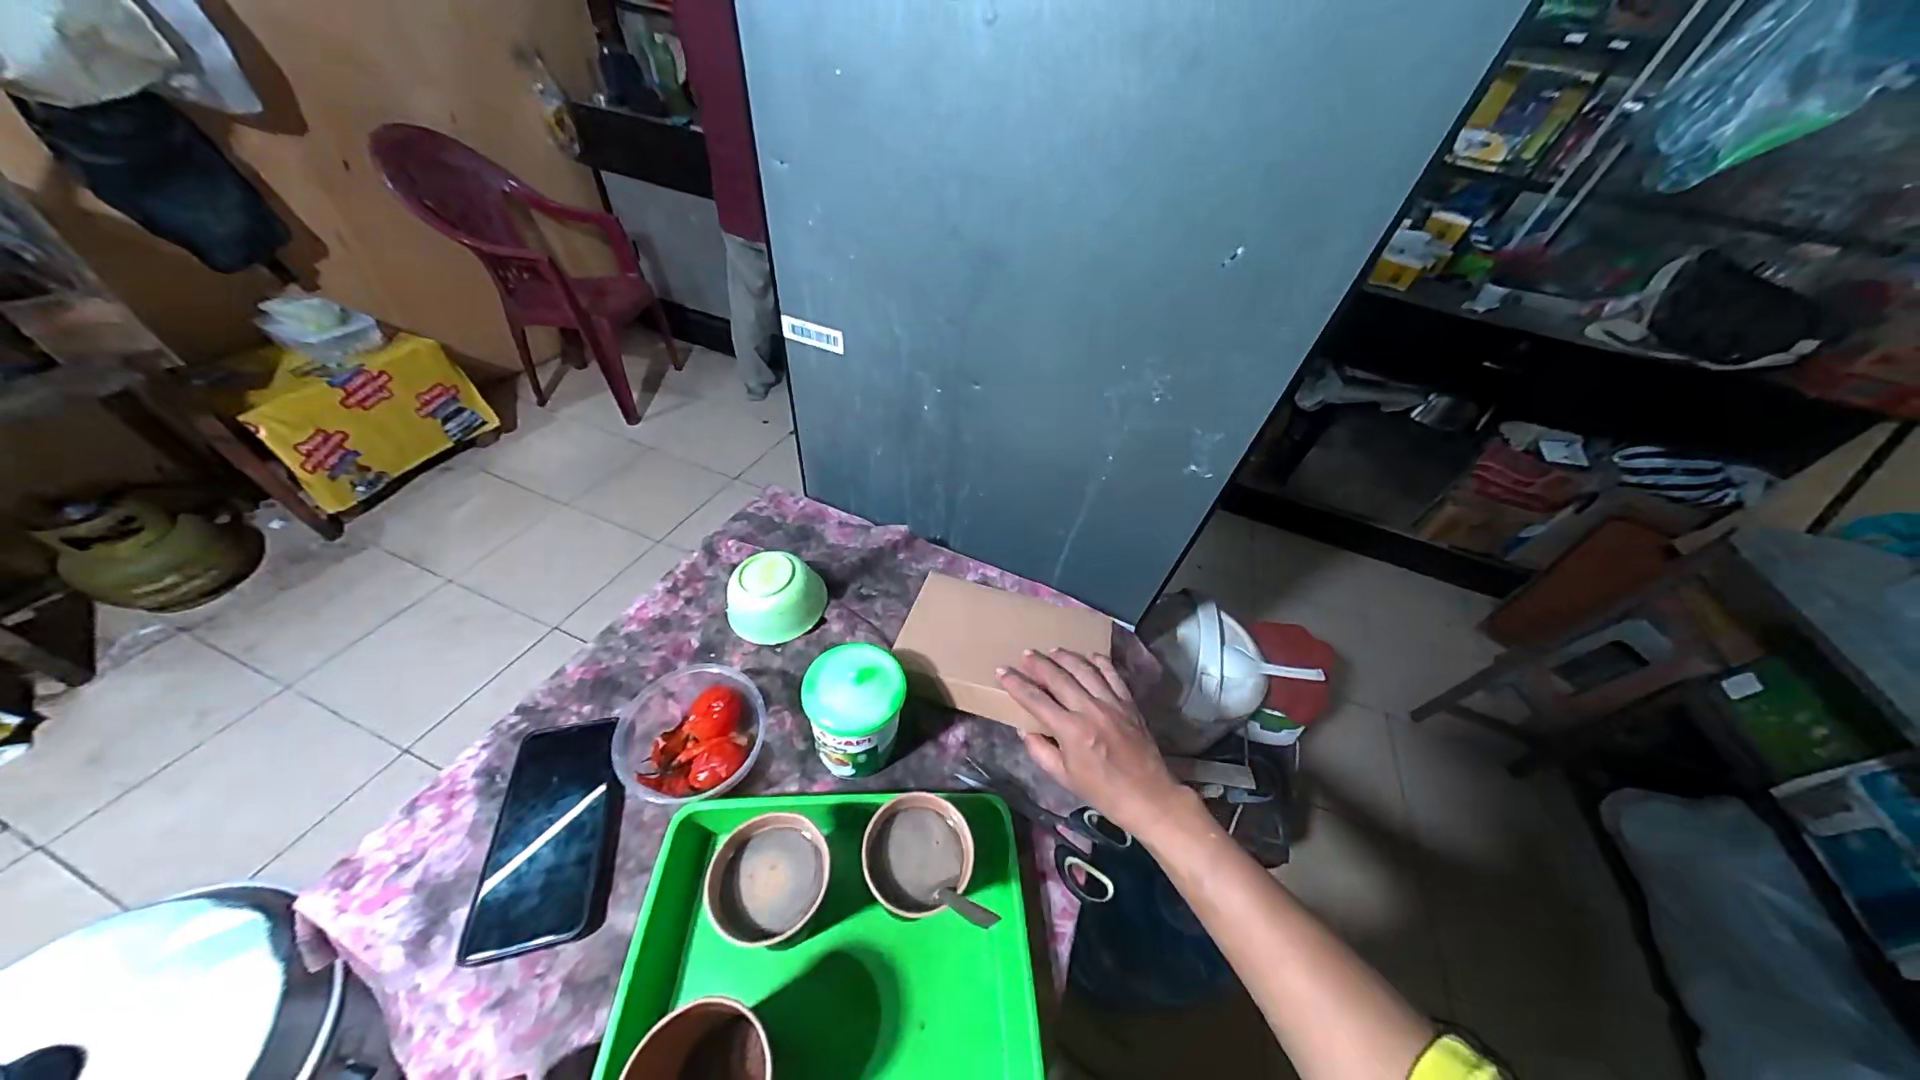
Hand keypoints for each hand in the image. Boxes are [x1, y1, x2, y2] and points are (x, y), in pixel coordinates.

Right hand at [997, 649, 1195, 841]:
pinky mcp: (1129, 703)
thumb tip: (1025, 730)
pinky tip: (1090, 655)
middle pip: (1059, 677)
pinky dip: (1100, 662)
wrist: (1148, 796)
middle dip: (1039, 663)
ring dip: (1066, 657)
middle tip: (1026, 654)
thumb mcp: (1063, 778)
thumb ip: (1040, 751)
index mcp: (1071, 731)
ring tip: (1052, 651)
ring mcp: (1112, 703)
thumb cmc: (1102, 791)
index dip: (1016, 684)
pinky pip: (1112, 675)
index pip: (1036, 700)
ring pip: (1085, 670)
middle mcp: (1090, 710)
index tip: (1002, 672)